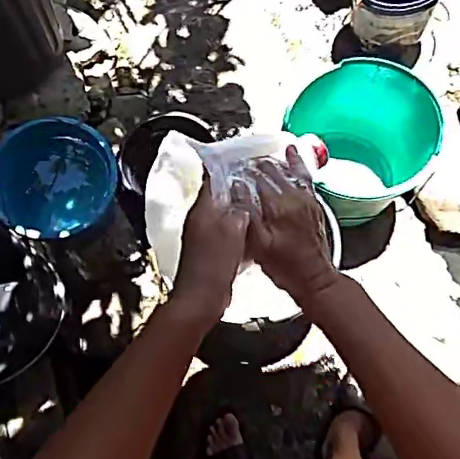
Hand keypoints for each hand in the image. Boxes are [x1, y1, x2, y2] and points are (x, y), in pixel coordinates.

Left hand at [169, 172, 248, 319]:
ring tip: (260, 203)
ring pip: (224, 213)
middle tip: (258, 181)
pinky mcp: (212, 250)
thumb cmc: (213, 263)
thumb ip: (238, 208)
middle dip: (237, 188)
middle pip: (219, 195)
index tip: (243, 160)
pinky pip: (228, 230)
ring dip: (239, 208)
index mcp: (201, 209)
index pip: (211, 179)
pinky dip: (240, 227)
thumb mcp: (232, 228)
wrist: (202, 297)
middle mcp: (200, 219)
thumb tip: (244, 194)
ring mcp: (204, 235)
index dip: (226, 168)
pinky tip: (254, 230)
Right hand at [245, 146, 340, 301]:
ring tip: (256, 158)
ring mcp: (306, 198)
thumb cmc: (285, 265)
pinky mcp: (313, 203)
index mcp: (278, 204)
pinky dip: (297, 162)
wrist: (315, 279)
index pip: (255, 178)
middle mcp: (294, 196)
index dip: (239, 172)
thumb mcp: (258, 244)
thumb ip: (247, 213)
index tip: (226, 168)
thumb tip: (236, 186)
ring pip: (286, 171)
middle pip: (270, 171)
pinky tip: (291, 153)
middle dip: (253, 166)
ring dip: (271, 163)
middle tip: (237, 164)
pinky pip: (304, 176)